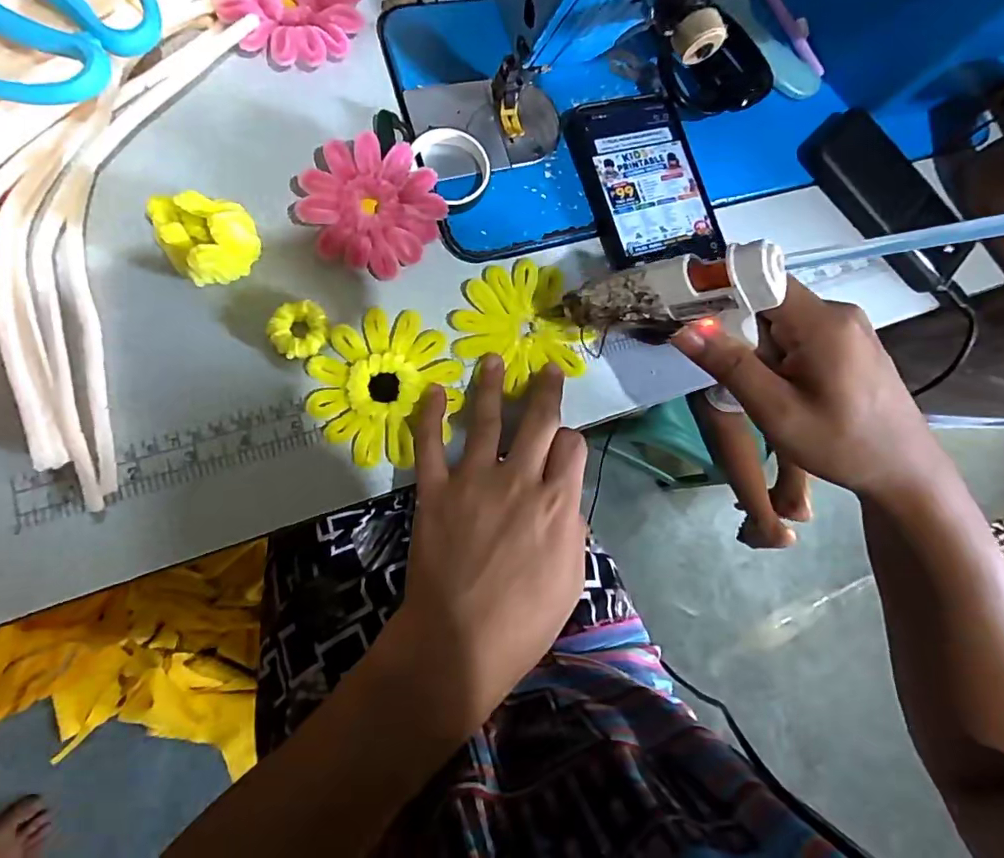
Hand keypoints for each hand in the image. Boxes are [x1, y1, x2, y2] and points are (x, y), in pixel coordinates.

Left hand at [394, 357, 588, 731]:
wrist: (460, 644)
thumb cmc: (524, 622)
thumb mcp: (571, 579)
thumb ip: (573, 530)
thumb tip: (566, 502)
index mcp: (557, 502)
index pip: (571, 446)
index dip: (570, 440)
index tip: (564, 446)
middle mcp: (520, 480)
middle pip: (539, 420)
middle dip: (546, 391)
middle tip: (547, 370)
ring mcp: (474, 481)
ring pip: (487, 420)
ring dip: (492, 386)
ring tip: (493, 360)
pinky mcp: (435, 492)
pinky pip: (430, 445)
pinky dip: (430, 416)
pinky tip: (435, 392)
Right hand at [672, 280, 950, 498]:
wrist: (905, 473)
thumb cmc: (843, 445)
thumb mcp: (777, 411)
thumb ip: (730, 365)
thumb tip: (683, 329)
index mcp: (823, 321)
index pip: (760, 279)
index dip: (721, 290)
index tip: (691, 313)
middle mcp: (838, 312)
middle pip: (770, 300)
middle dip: (741, 328)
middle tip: (731, 371)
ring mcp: (848, 326)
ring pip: (783, 319)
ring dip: (761, 345)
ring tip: (764, 388)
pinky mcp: (851, 342)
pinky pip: (802, 332)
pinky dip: (781, 352)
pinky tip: (786, 388)